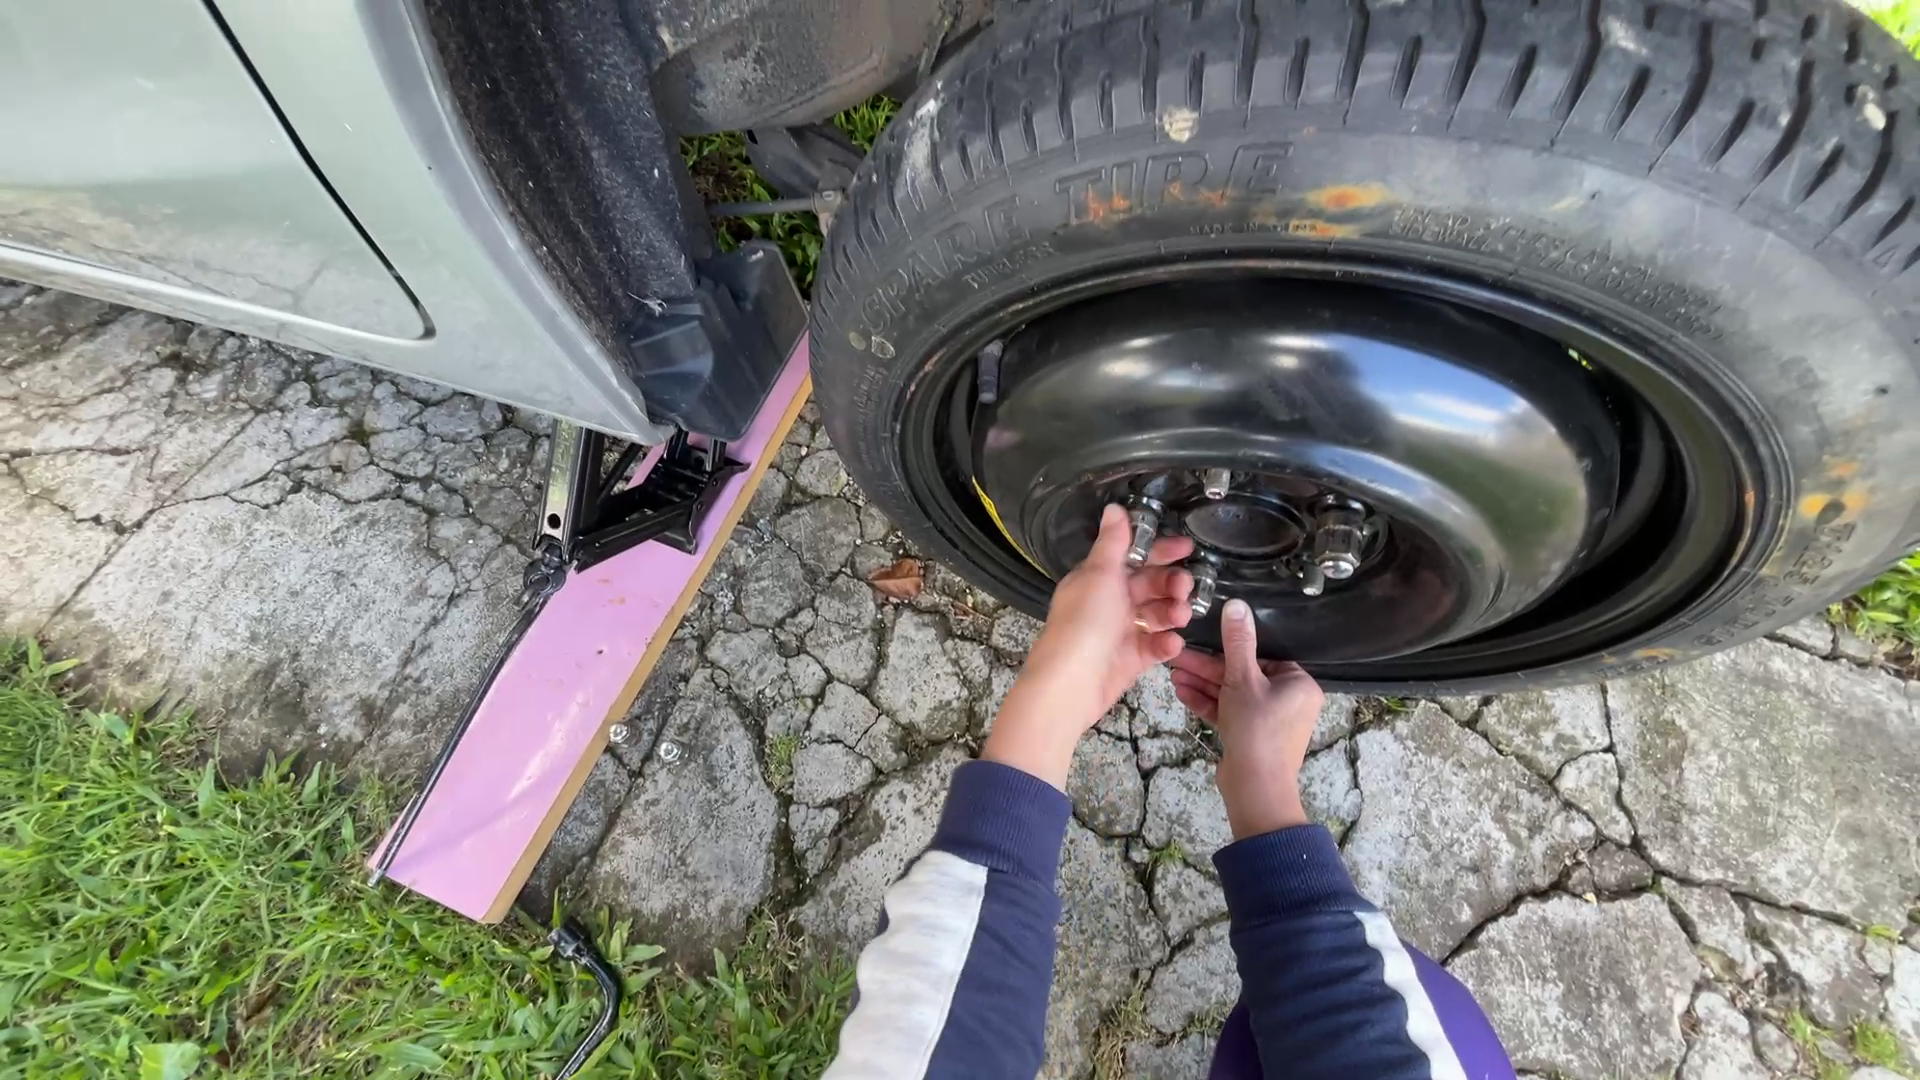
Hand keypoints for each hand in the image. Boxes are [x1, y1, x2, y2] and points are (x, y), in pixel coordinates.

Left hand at [984, 504, 1194, 787]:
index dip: (1160, 551)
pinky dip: (1165, 643)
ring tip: (1180, 615)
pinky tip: (1171, 643)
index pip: (1133, 557)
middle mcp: (1108, 602)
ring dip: (1172, 612)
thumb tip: (1114, 508)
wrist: (1071, 682)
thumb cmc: (1084, 622)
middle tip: (1186, 586)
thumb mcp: (1099, 574)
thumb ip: (1113, 542)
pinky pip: (1155, 646)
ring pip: (1156, 615)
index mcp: (1097, 578)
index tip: (1187, 547)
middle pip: (1149, 586)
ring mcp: (1120, 631)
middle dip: (1171, 583)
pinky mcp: (1130, 659)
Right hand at [1168, 598, 1324, 839]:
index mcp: (1298, 684)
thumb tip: (1237, 605)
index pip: (1262, 657)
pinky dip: (1207, 702)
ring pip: (1231, 693)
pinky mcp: (1250, 736)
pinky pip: (1229, 711)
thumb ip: (1237, 642)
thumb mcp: (1242, 678)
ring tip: (1172, 674)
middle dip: (1206, 668)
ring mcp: (1269, 720)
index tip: (1200, 642)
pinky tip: (1181, 693)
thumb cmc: (1257, 727)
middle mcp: (1288, 701)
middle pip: (1242, 675)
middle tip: (1177, 658)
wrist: (1255, 786)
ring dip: (1202, 684)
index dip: (1229, 651)